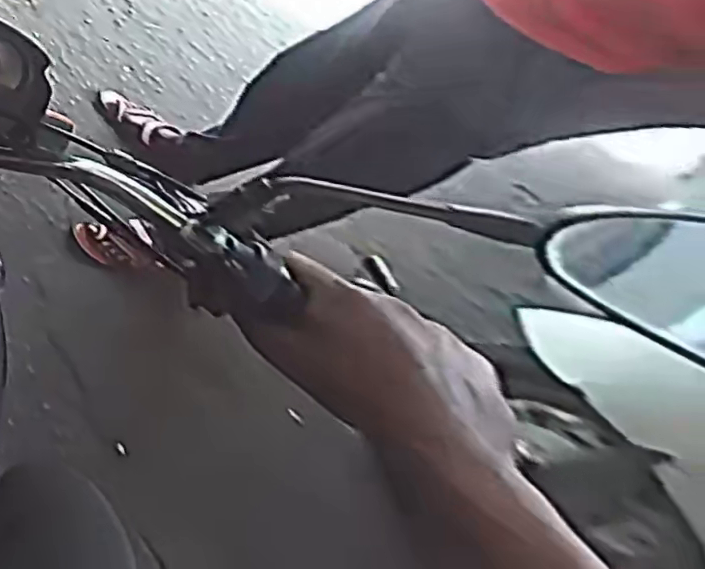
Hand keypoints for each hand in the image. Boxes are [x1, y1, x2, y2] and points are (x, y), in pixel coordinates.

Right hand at [238, 254, 516, 473]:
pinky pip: (437, 355)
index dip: (280, 278)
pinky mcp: (472, 362)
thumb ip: (254, 318)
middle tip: (324, 350)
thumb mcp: (281, 354)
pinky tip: (409, 393)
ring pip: (393, 326)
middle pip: (347, 299)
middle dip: (333, 318)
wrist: (439, 448)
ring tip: (370, 379)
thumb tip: (241, 302)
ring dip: (379, 343)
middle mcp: (391, 304)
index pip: (295, 264)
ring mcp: (437, 332)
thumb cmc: (364, 400)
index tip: (278, 292)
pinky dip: (422, 369)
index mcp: (342, 295)